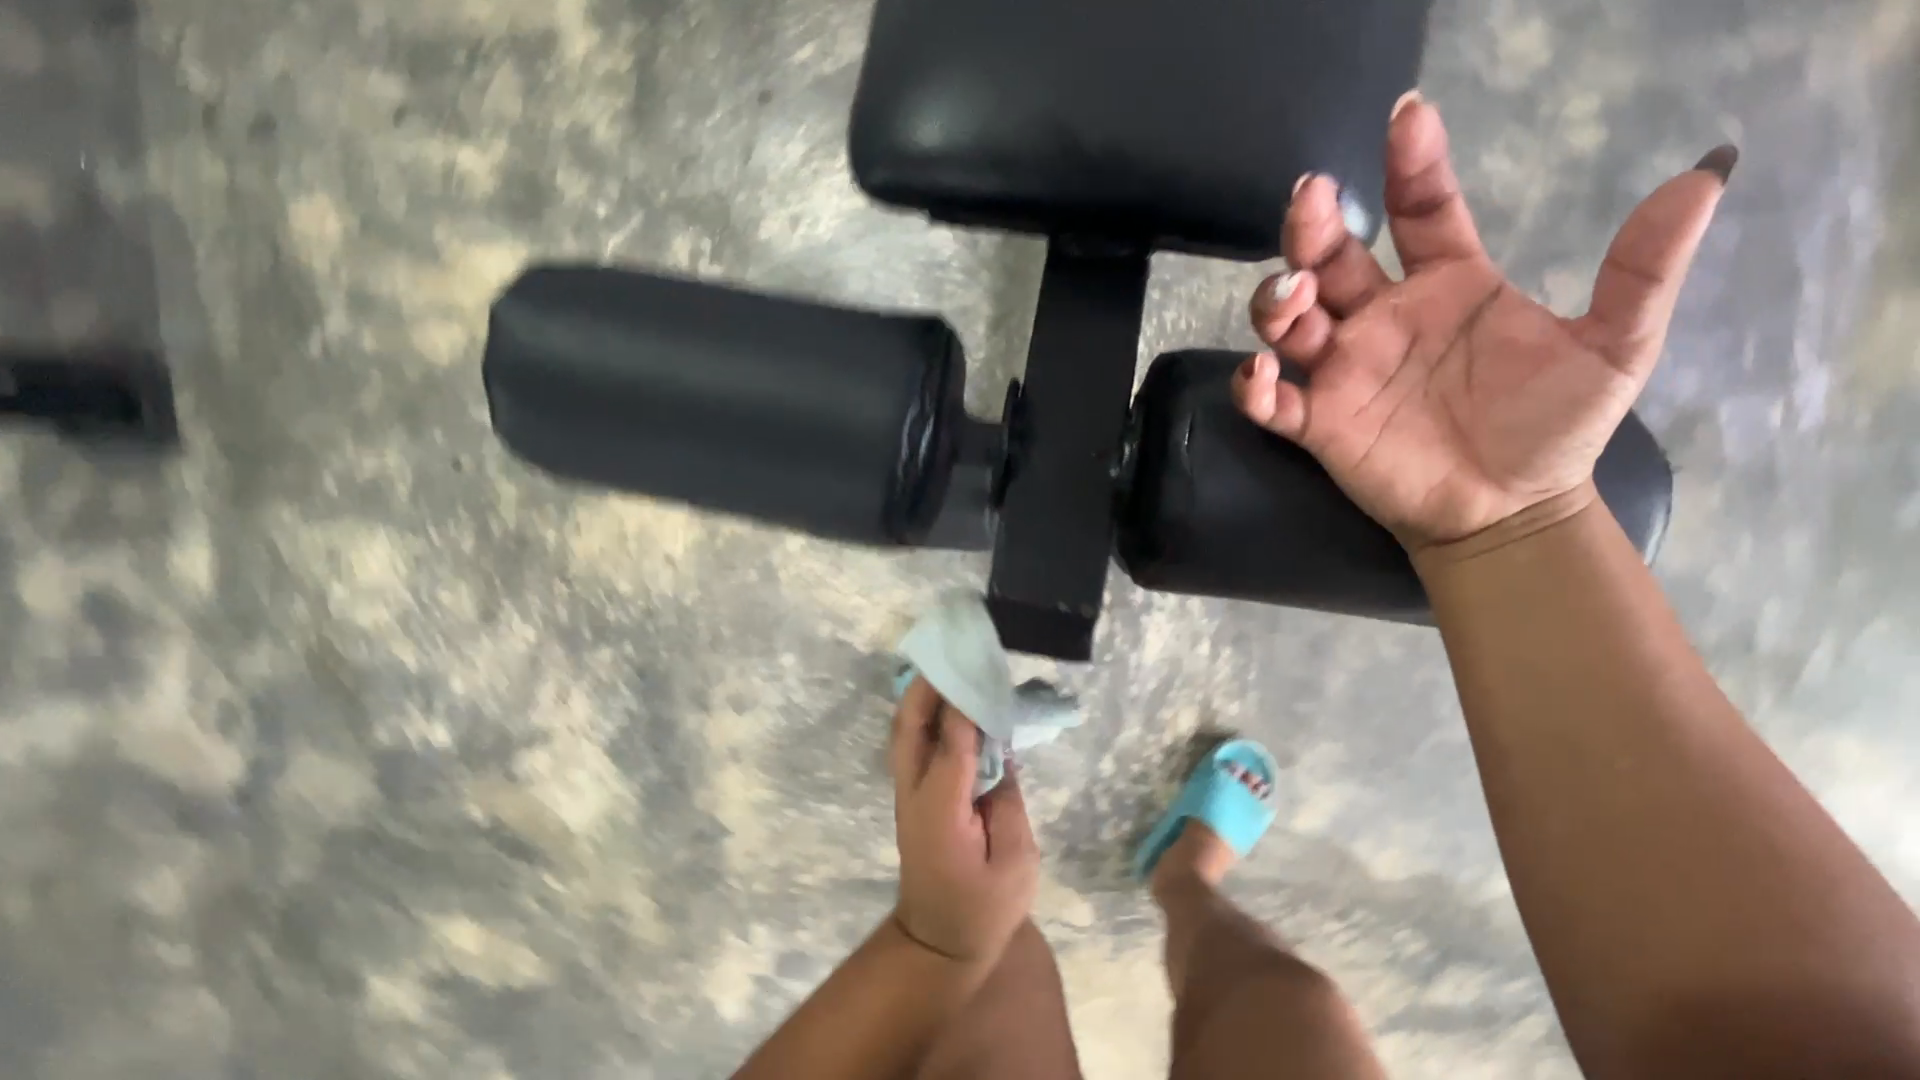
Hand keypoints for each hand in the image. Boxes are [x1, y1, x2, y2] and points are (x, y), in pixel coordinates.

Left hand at [888, 677, 1038, 966]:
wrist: (938, 944)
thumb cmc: (983, 909)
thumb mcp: (1015, 860)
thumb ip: (1009, 800)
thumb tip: (1001, 752)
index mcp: (942, 807)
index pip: (953, 741)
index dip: (965, 702)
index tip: (980, 665)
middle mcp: (915, 793)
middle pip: (910, 726)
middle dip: (928, 686)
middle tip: (955, 652)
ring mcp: (908, 795)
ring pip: (905, 733)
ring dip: (922, 697)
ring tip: (950, 665)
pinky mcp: (913, 799)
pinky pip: (914, 746)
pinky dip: (926, 718)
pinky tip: (949, 703)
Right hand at [1234, 92, 1734, 550]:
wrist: (1514, 510)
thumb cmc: (1553, 428)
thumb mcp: (1614, 346)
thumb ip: (1641, 271)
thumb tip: (1704, 177)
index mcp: (1447, 284)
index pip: (1419, 210)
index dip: (1411, 163)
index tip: (1408, 116)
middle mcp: (1384, 317)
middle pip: (1332, 257)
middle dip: (1312, 225)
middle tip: (1312, 197)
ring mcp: (1346, 370)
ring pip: (1289, 321)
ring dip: (1277, 299)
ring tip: (1294, 293)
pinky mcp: (1321, 423)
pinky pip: (1273, 403)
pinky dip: (1255, 389)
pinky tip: (1264, 376)